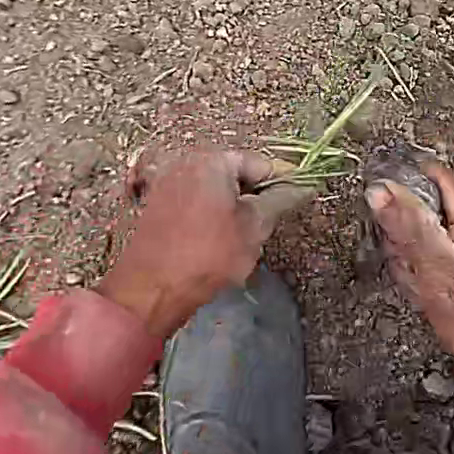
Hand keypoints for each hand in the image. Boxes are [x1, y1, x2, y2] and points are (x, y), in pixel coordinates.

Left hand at [99, 149, 314, 338]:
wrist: (149, 292)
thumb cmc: (209, 254)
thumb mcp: (255, 225)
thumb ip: (282, 199)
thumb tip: (303, 186)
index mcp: (212, 161)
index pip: (262, 164)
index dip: (282, 185)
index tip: (292, 207)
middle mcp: (186, 163)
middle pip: (238, 175)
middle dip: (256, 198)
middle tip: (265, 226)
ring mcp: (167, 184)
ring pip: (219, 191)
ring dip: (235, 209)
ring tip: (242, 238)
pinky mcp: (156, 207)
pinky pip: (198, 202)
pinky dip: (213, 216)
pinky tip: (217, 242)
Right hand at [365, 163, 453, 362]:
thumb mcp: (437, 273)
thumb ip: (409, 228)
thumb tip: (379, 190)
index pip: (426, 173)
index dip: (399, 191)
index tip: (385, 223)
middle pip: (428, 197)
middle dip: (407, 226)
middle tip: (407, 262)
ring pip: (433, 221)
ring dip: (417, 247)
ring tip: (421, 278)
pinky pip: (446, 240)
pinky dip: (432, 258)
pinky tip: (432, 283)